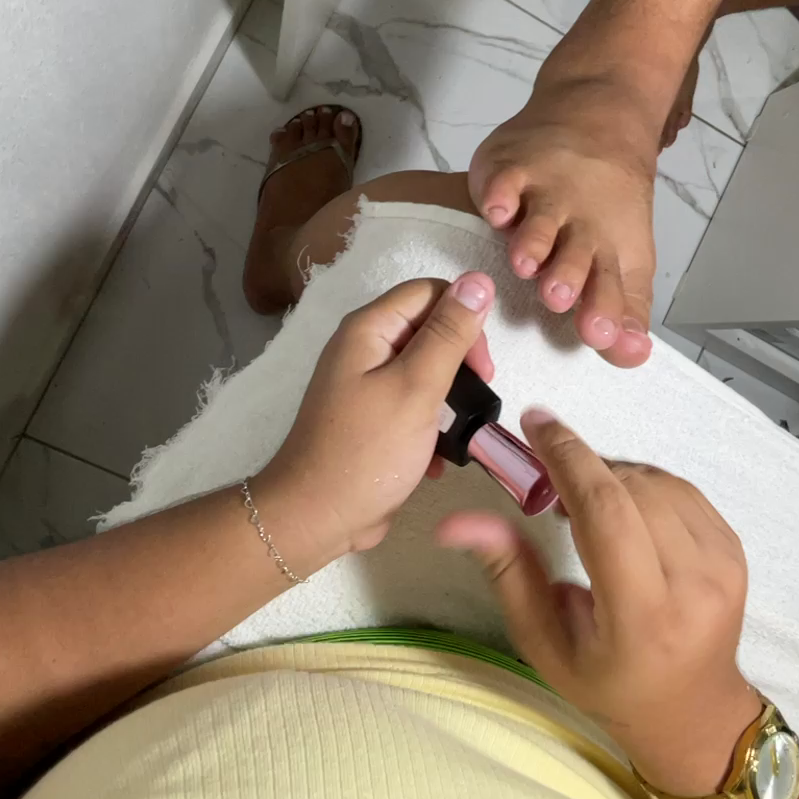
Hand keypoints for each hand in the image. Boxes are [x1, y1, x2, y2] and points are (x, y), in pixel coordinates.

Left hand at [257, 272, 497, 559]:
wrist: (317, 517)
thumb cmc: (367, 450)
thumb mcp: (417, 387)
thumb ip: (449, 334)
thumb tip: (478, 280)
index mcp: (368, 329)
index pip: (431, 293)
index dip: (464, 320)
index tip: (482, 368)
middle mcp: (364, 348)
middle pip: (430, 330)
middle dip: (460, 364)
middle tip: (475, 403)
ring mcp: (365, 384)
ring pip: (426, 371)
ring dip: (449, 401)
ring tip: (456, 434)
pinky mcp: (371, 418)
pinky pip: (413, 405)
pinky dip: (430, 426)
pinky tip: (435, 457)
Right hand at [435, 409, 758, 794]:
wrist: (692, 710)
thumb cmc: (606, 681)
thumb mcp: (543, 640)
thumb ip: (507, 572)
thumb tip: (457, 522)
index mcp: (641, 617)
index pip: (606, 513)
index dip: (568, 457)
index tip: (535, 422)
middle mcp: (694, 585)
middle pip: (630, 488)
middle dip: (582, 464)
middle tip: (547, 474)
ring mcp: (723, 564)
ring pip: (655, 480)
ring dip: (610, 473)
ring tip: (582, 501)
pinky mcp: (735, 549)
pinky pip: (679, 488)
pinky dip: (640, 482)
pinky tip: (621, 506)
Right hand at [470, 74, 661, 368]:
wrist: (598, 118)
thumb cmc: (607, 202)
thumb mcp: (626, 257)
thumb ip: (621, 311)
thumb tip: (632, 356)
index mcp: (606, 253)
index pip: (608, 287)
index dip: (603, 311)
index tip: (597, 333)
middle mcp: (578, 227)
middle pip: (573, 256)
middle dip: (566, 276)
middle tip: (556, 295)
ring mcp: (546, 195)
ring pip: (540, 222)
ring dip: (533, 241)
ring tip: (526, 262)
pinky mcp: (513, 169)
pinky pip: (505, 181)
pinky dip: (500, 194)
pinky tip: (496, 210)